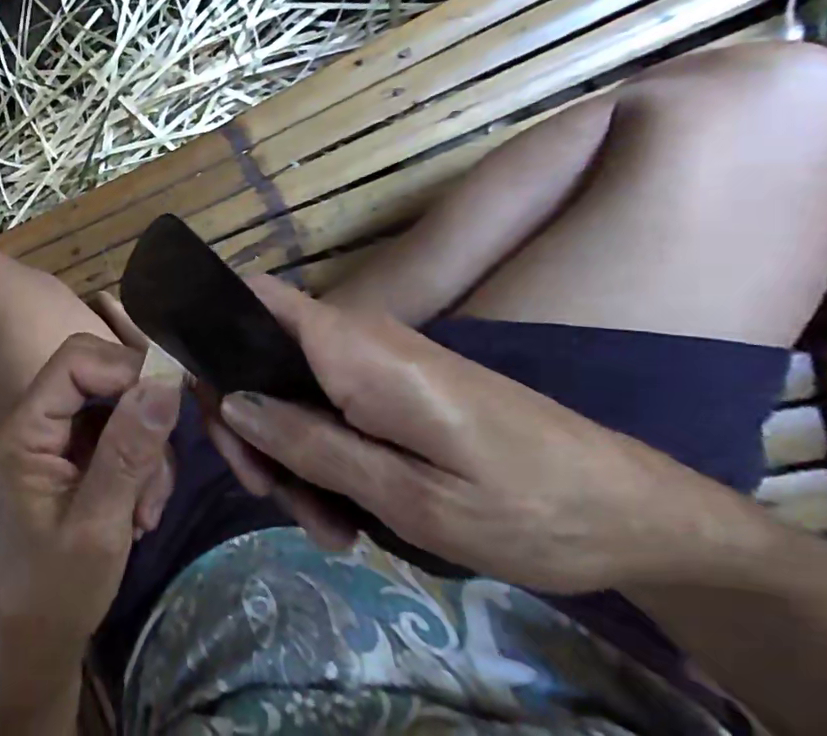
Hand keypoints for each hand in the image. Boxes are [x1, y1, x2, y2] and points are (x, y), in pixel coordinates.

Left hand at [0, 333, 181, 652]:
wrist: (43, 637)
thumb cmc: (60, 588)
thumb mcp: (101, 523)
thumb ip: (130, 451)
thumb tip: (166, 383)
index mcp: (24, 430)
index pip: (76, 360)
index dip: (126, 367)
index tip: (170, 398)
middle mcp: (37, 421)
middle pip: (102, 376)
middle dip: (142, 415)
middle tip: (163, 462)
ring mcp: (59, 437)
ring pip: (121, 406)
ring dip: (149, 451)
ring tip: (147, 509)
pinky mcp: (80, 454)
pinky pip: (125, 433)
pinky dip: (145, 465)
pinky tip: (143, 511)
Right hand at [207, 276, 774, 592]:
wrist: (625, 507)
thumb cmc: (526, 507)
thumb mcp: (410, 498)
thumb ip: (314, 444)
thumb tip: (230, 402)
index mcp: (357, 350)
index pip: (253, 298)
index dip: (208, 329)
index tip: (201, 409)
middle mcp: (359, 340)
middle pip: (261, 355)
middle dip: (250, 424)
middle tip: (276, 500)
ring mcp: (378, 363)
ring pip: (291, 389)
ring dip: (289, 454)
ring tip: (327, 526)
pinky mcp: (394, 387)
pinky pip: (330, 407)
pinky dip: (321, 456)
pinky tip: (346, 514)